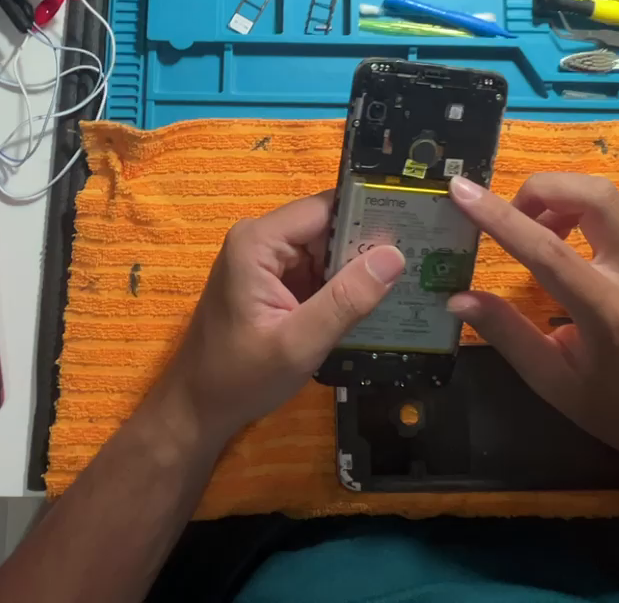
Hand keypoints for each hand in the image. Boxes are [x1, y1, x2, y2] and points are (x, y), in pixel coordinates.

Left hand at [149, 191, 406, 444]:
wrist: (197, 408)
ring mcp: (264, 259)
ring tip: (409, 276)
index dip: (366, 216)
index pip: (323, 209)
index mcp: (258, 242)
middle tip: (421, 255)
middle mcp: (259, 239)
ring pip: (324, 248)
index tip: (413, 226)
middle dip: (367, 243)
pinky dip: (341, 284)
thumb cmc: (239, 378)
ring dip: (357, 266)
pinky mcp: (271, 280)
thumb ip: (346, 300)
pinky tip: (376, 297)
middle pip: (326, 226)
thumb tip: (393, 256)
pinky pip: (315, 269)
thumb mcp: (298, 344)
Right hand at [445, 172, 618, 476]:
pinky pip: (609, 214)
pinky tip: (555, 245)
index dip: (498, 216)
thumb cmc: (617, 411)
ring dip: (558, 198)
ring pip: (604, 196)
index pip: (547, 250)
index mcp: (608, 315)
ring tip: (531, 232)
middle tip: (511, 216)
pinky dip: (573, 211)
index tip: (460, 189)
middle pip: (594, 195)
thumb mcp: (552, 382)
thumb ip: (505, 332)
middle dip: (541, 189)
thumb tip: (457, 298)